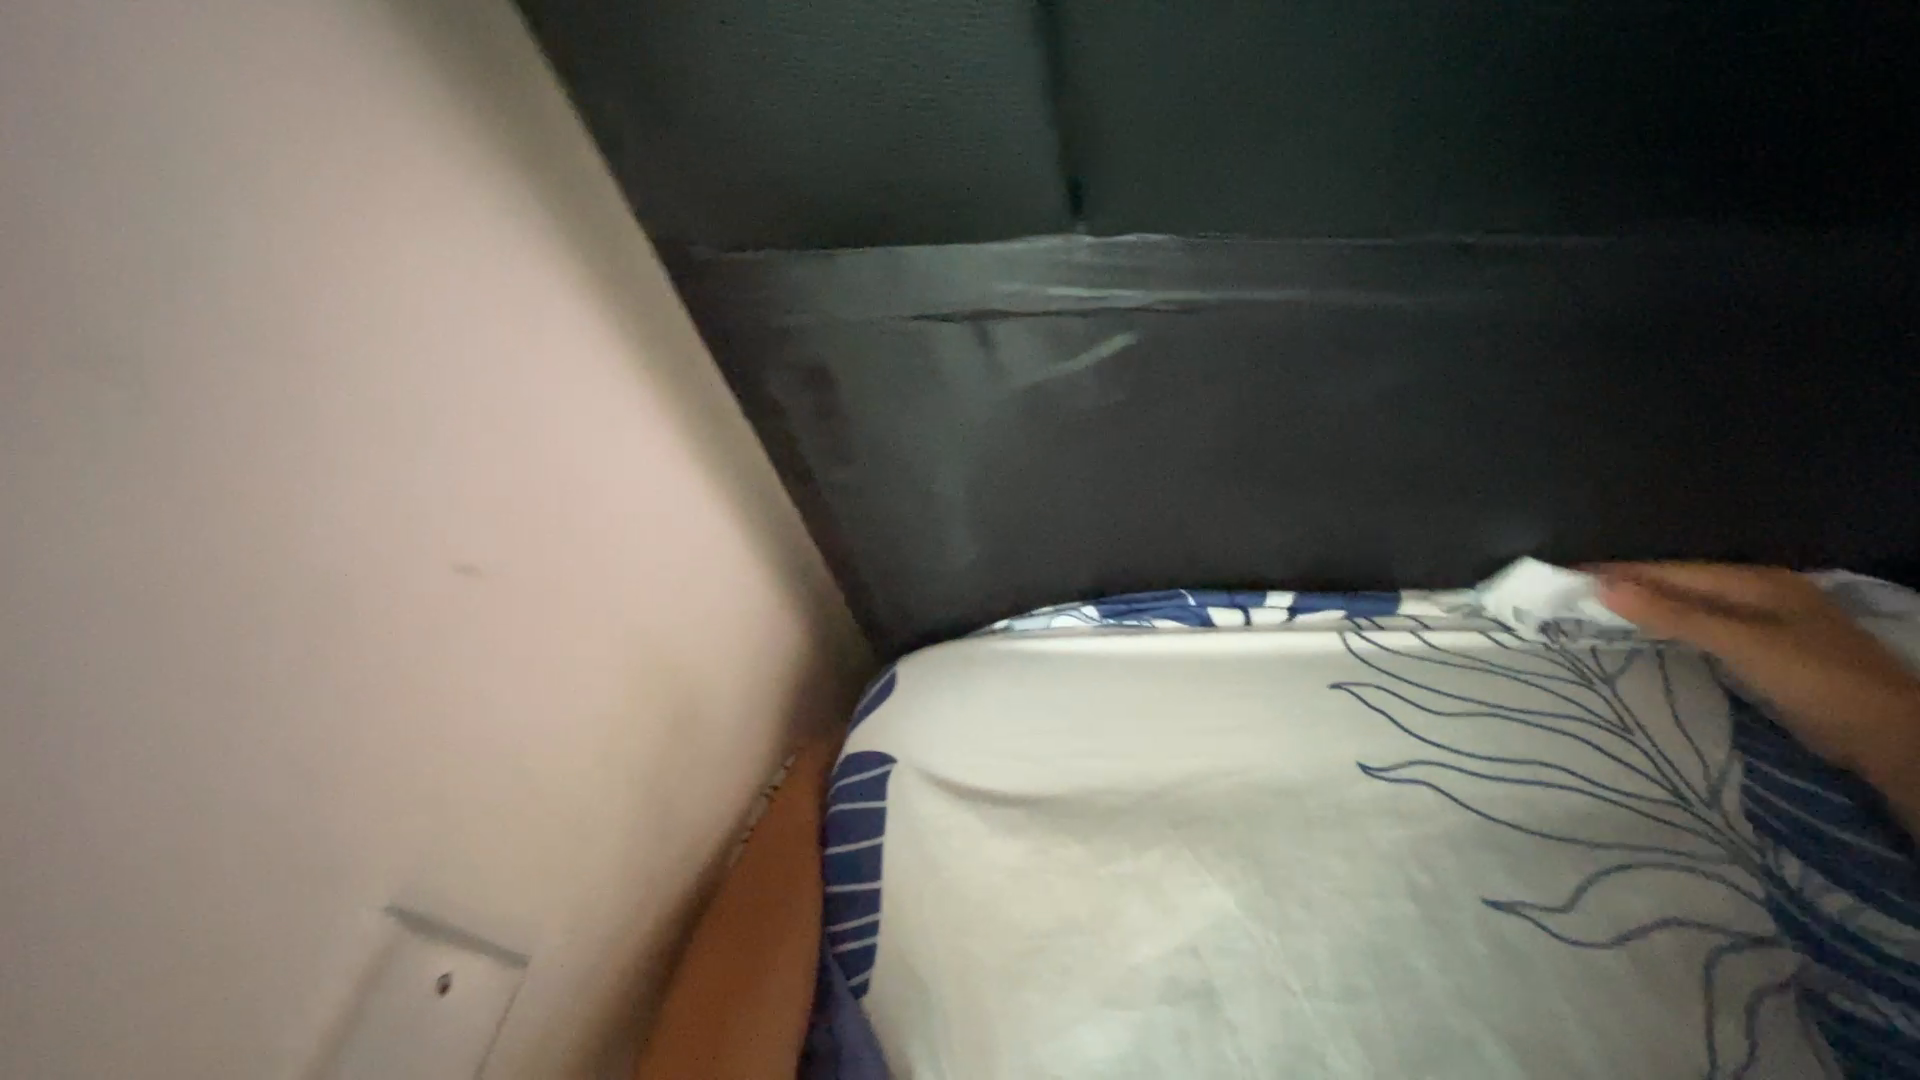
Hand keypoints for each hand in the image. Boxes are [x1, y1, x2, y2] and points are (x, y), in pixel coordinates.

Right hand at [1593, 563, 1919, 796]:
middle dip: (1626, 585)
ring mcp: (1764, 623)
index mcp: (1756, 582)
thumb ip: (1673, 614)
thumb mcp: (1741, 644)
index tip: (1565, 574)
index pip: (1671, 570)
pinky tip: (1645, 633)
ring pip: (1688, 606)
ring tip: (1594, 610)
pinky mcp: (1764, 651)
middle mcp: (1759, 594)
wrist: (1893, 738)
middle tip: (1570, 593)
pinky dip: (1667, 627)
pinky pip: (1701, 628)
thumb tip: (1602, 586)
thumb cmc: (1818, 681)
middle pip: (1679, 584)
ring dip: (1644, 607)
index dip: (1618, 570)